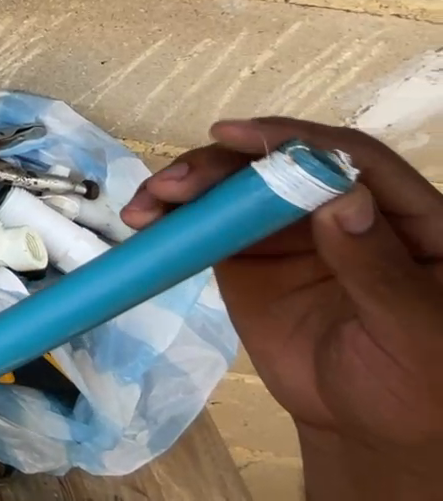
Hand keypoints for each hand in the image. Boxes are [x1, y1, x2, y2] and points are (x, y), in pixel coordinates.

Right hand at [121, 118, 442, 494]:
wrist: (358, 424)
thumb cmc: (415, 388)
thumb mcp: (414, 335)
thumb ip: (381, 270)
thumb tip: (341, 198)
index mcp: (411, 224)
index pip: (356, 162)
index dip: (295, 140)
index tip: (233, 136)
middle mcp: (344, 212)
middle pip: (275, 164)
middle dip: (217, 165)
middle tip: (171, 185)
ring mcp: (288, 227)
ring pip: (230, 182)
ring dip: (182, 183)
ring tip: (146, 205)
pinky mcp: (242, 245)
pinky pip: (201, 215)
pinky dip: (167, 210)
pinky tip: (144, 218)